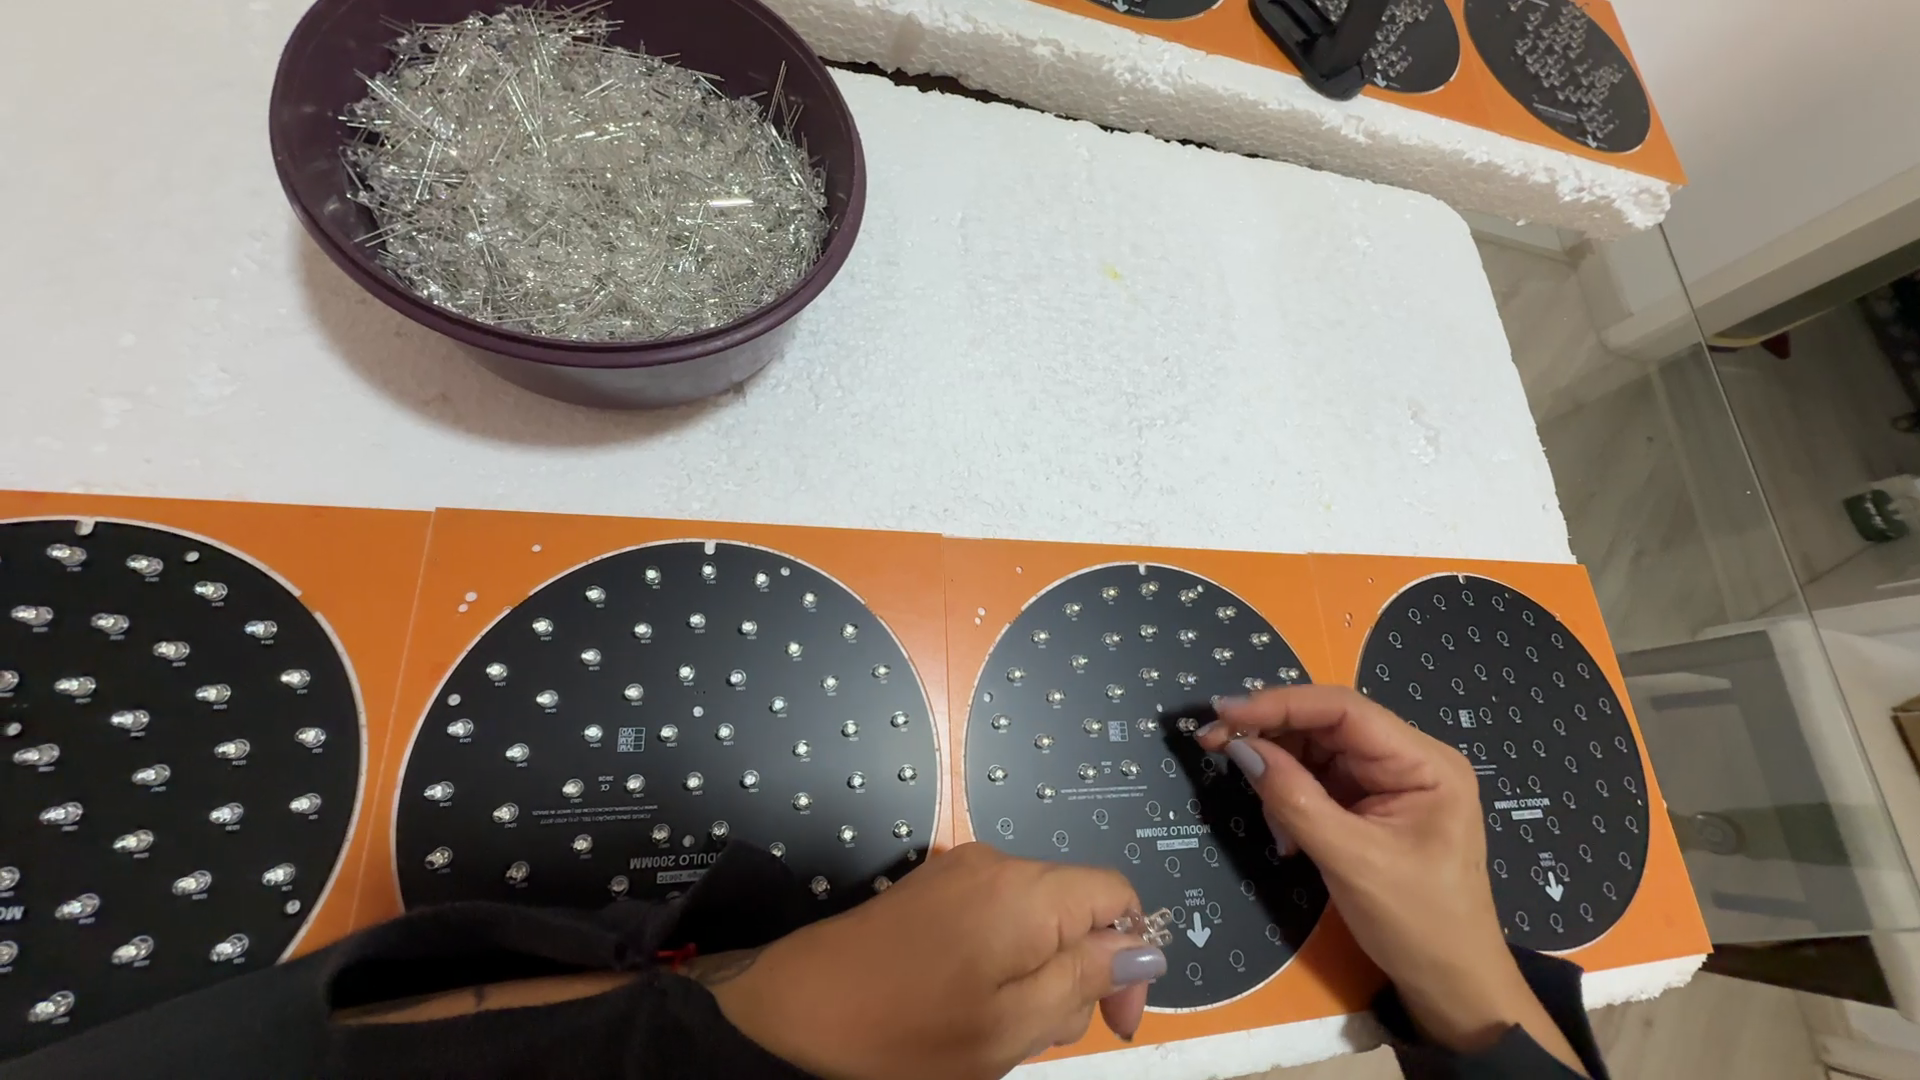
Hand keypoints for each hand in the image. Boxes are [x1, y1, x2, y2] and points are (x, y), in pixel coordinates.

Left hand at [705, 842, 1167, 1079]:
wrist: (800, 1009)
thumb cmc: (910, 1032)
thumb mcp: (1012, 1027)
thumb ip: (1085, 979)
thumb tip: (1144, 947)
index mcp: (1024, 890)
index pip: (1116, 892)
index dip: (1132, 953)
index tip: (1115, 1019)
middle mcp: (997, 861)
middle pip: (1077, 902)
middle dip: (1079, 968)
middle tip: (1039, 1031)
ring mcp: (961, 867)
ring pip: (1038, 911)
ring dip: (1040, 967)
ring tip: (997, 1022)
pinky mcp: (936, 882)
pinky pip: (998, 908)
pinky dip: (1005, 952)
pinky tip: (970, 995)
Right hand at [1196, 685, 1586, 1076]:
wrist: (1450, 985)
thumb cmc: (1417, 923)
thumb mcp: (1351, 861)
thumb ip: (1293, 798)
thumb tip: (1238, 747)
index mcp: (1423, 762)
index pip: (1342, 710)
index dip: (1280, 703)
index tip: (1224, 711)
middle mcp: (1405, 758)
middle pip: (1322, 723)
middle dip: (1268, 733)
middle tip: (1211, 742)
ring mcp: (1384, 778)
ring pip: (1311, 748)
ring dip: (1275, 770)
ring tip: (1264, 811)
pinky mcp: (1364, 799)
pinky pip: (1312, 777)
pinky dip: (1286, 796)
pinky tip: (1283, 831)